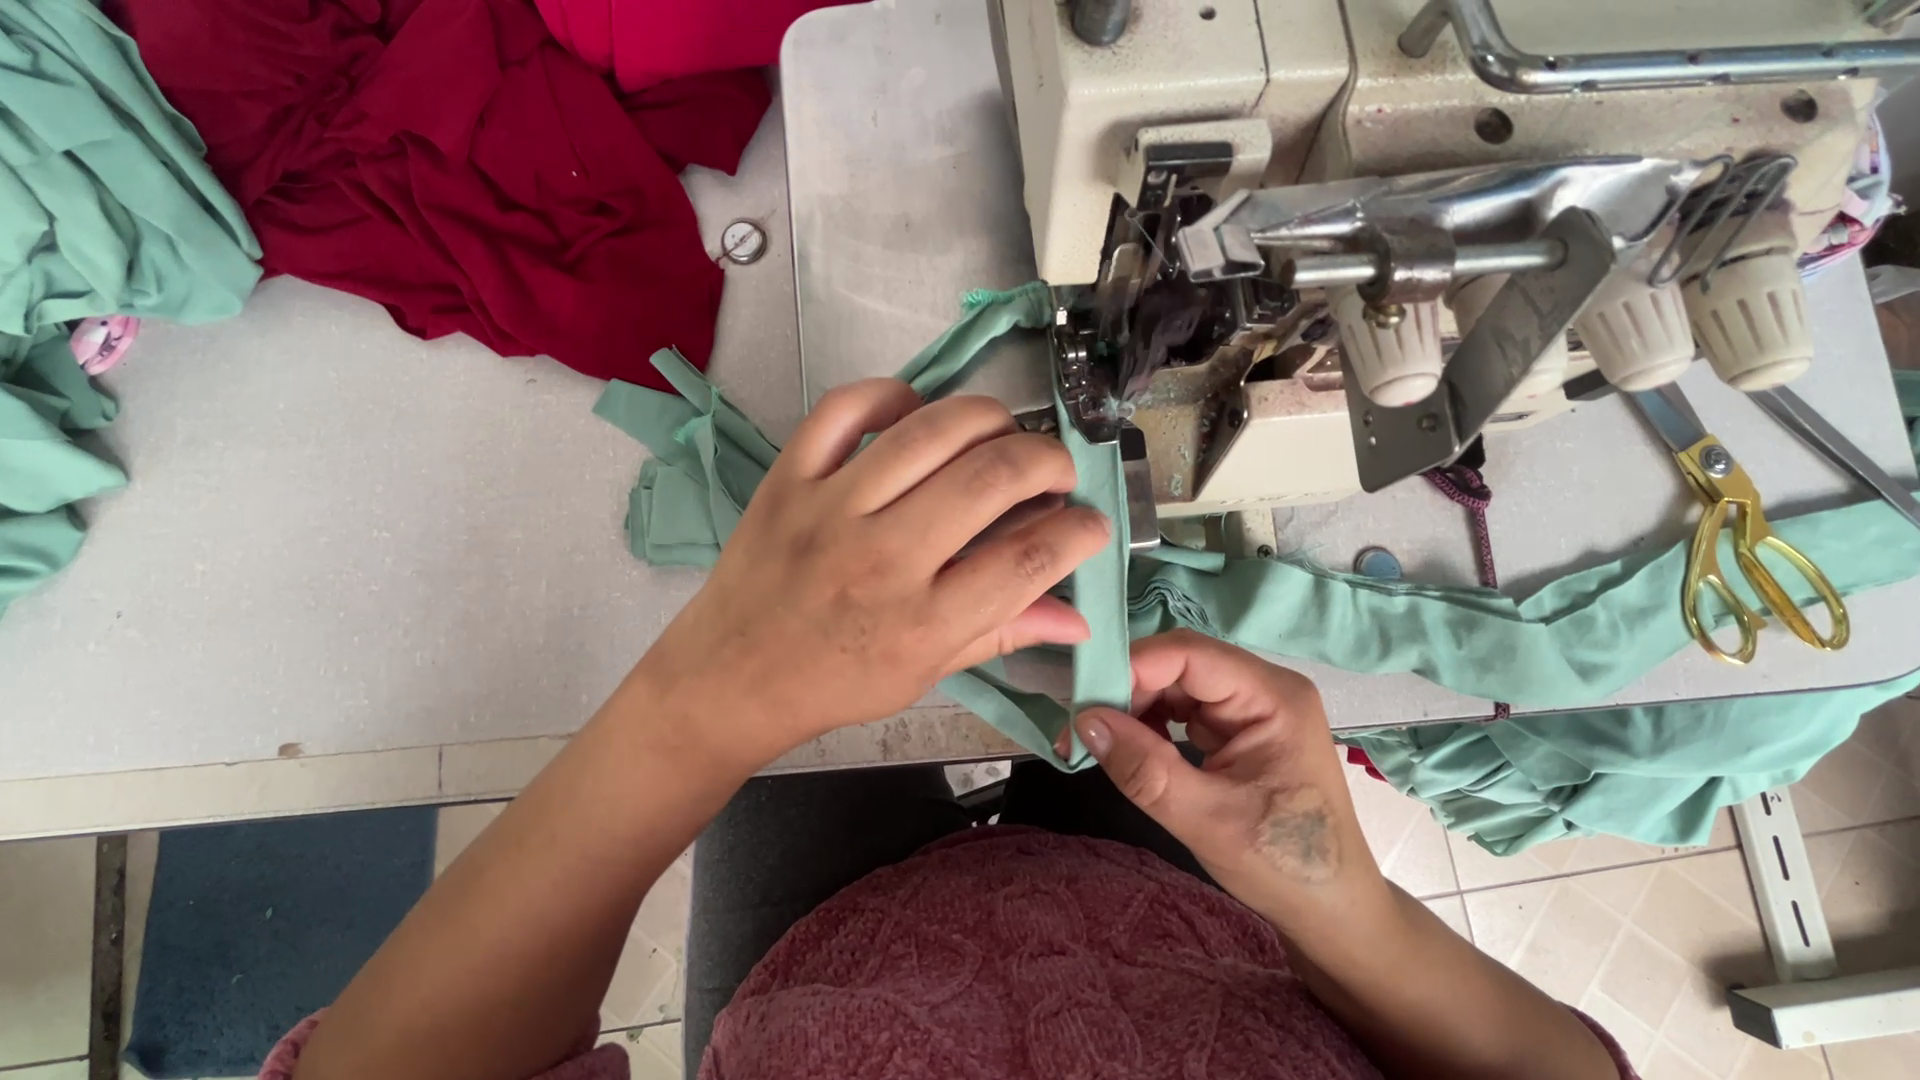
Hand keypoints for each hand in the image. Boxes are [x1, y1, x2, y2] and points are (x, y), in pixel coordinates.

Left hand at [634, 379, 1110, 766]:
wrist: (732, 676)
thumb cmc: (837, 682)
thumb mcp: (926, 674)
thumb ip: (1004, 634)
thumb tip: (1080, 615)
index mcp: (924, 621)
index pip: (1029, 558)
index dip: (1079, 531)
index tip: (1091, 521)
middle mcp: (883, 558)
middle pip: (993, 477)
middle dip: (1048, 461)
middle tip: (1055, 470)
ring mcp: (831, 508)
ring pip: (931, 431)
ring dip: (988, 419)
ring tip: (1003, 435)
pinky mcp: (790, 477)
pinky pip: (846, 408)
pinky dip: (892, 395)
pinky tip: (916, 414)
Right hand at [1064, 630, 1387, 927]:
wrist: (1333, 912)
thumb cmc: (1283, 865)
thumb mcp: (1205, 819)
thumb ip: (1143, 768)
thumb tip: (1083, 720)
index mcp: (1272, 697)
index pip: (1188, 653)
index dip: (1131, 668)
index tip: (1083, 703)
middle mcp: (1264, 688)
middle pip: (1180, 663)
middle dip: (1128, 690)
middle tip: (1082, 728)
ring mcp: (1253, 707)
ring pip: (1177, 684)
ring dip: (1136, 708)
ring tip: (1100, 741)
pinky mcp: (1241, 729)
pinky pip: (1185, 709)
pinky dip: (1152, 725)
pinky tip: (1132, 749)